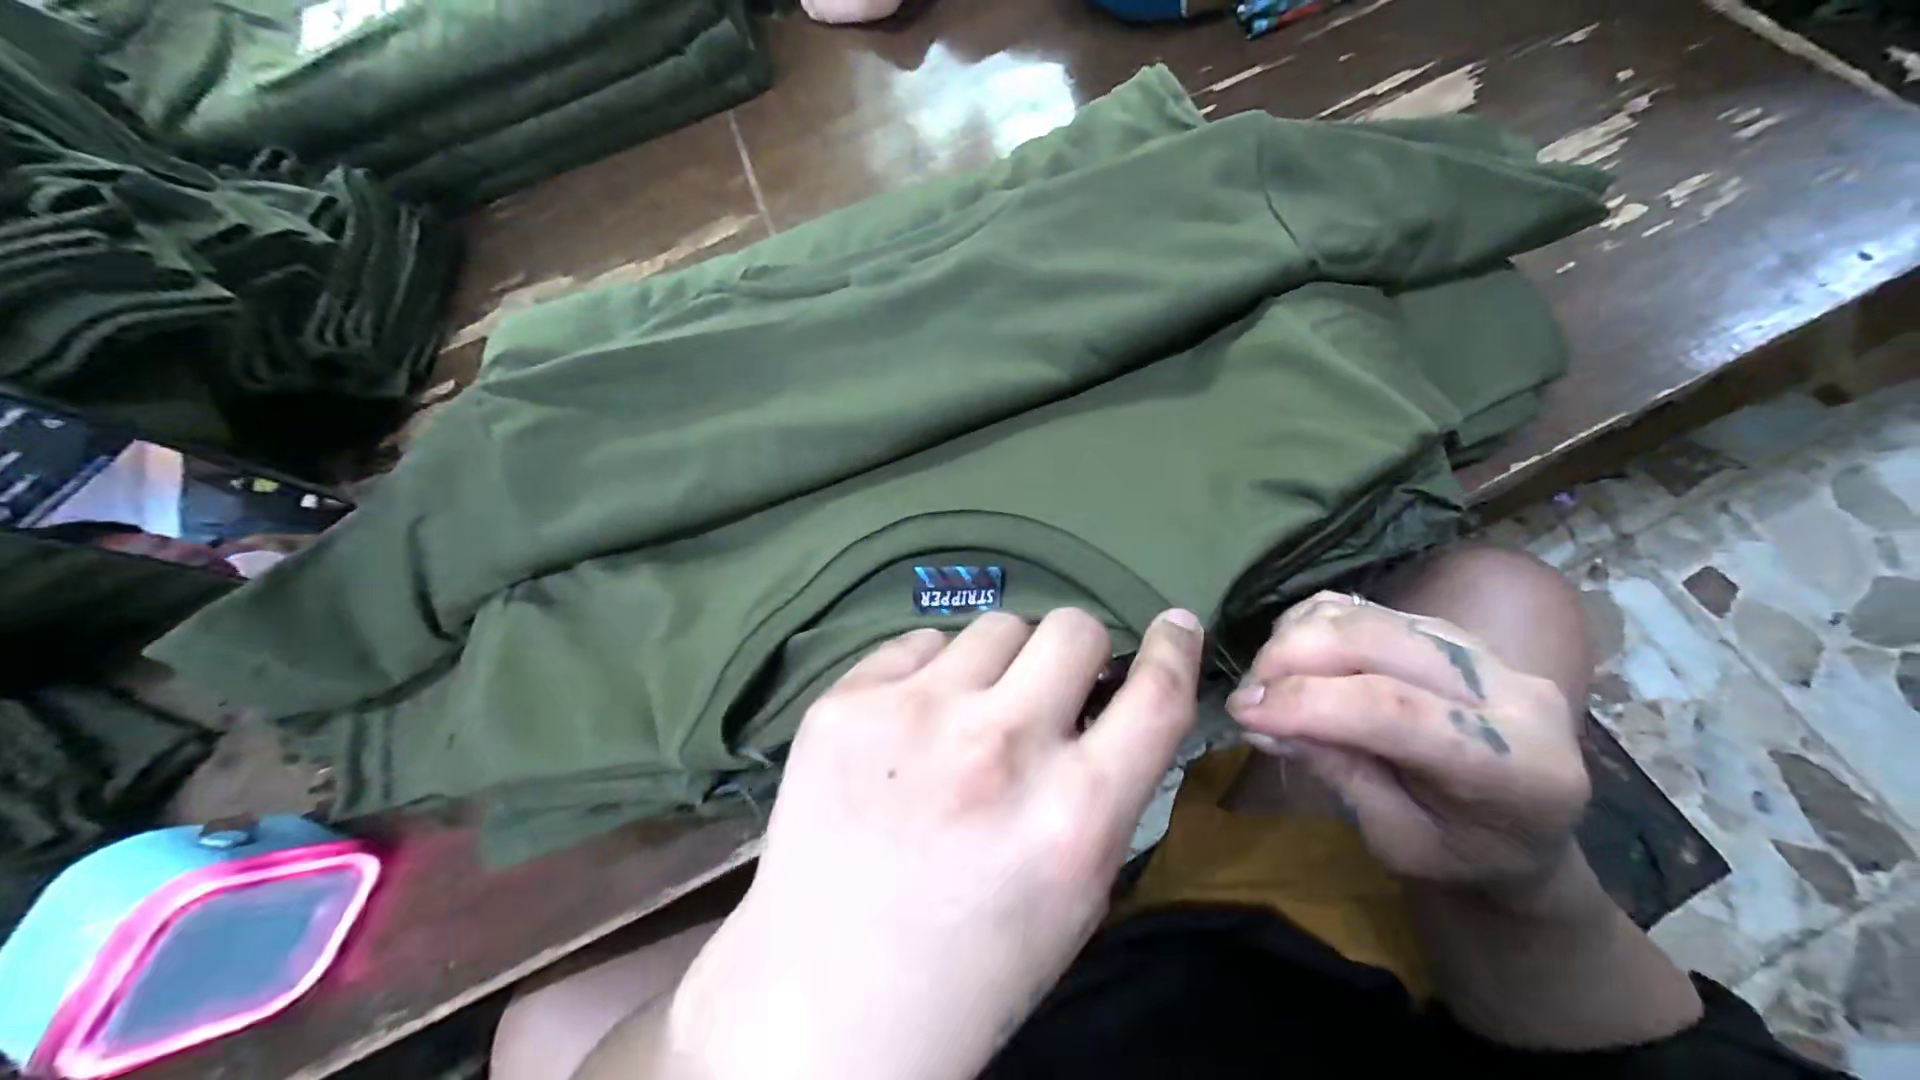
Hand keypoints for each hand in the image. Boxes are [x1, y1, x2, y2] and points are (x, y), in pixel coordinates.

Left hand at [664, 608, 1204, 1079]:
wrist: (828, 996)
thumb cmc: (972, 962)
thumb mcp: (1074, 890)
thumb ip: (1105, 789)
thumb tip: (1112, 700)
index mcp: (1071, 817)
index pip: (1155, 696)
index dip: (1174, 649)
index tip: (1174, 625)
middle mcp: (997, 749)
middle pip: (1072, 630)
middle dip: (1078, 653)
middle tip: (1051, 689)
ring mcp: (913, 716)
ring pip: (996, 626)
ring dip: (1003, 664)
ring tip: (971, 714)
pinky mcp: (846, 703)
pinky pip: (920, 642)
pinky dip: (932, 673)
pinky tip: (910, 725)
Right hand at [1226, 592, 1589, 894]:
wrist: (1520, 833)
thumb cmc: (1460, 854)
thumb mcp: (1398, 840)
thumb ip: (1340, 773)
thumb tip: (1261, 722)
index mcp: (1518, 766)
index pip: (1396, 710)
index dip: (1308, 702)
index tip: (1243, 711)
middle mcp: (1512, 691)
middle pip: (1377, 639)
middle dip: (1291, 656)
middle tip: (1247, 695)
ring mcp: (1480, 650)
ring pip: (1364, 615)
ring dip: (1294, 638)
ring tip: (1267, 682)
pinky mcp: (1445, 630)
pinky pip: (1363, 607)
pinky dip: (1310, 625)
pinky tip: (1294, 660)